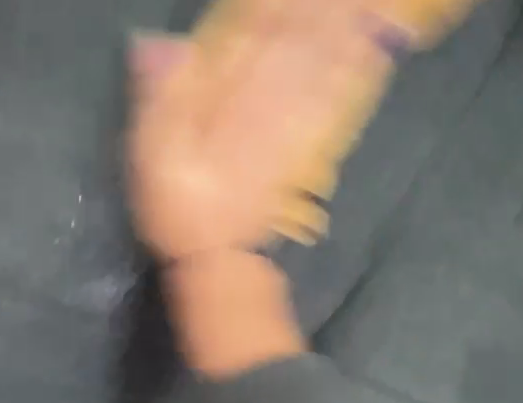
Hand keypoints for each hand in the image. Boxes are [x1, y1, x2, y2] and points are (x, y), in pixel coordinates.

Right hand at [126, 0, 398, 259]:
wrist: (214, 257)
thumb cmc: (174, 206)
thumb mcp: (150, 155)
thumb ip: (159, 97)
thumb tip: (152, 43)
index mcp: (224, 99)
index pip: (251, 33)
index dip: (268, 4)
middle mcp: (263, 102)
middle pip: (293, 39)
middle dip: (314, 9)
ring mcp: (288, 124)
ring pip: (320, 62)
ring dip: (341, 29)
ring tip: (364, 5)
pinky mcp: (302, 147)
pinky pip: (335, 100)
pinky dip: (355, 71)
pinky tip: (372, 49)